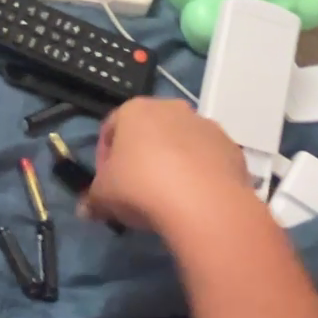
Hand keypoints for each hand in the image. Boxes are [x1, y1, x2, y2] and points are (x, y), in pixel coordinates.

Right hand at [84, 98, 254, 231]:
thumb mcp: (103, 197)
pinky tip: (194, 199)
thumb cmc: (141, 187)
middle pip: (148, 132)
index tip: (107, 183)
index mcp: (134, 110)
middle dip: (140, 157)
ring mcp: (205, 125)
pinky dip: (199, 174)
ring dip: (172, 163)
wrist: (204, 203)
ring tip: (168, 198)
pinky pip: (207, 159)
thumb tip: (86, 209)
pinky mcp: (231, 147)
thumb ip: (92, 199)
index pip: (110, 128)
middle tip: (136, 190)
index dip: (104, 157)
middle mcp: (171, 108)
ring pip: (180, 143)